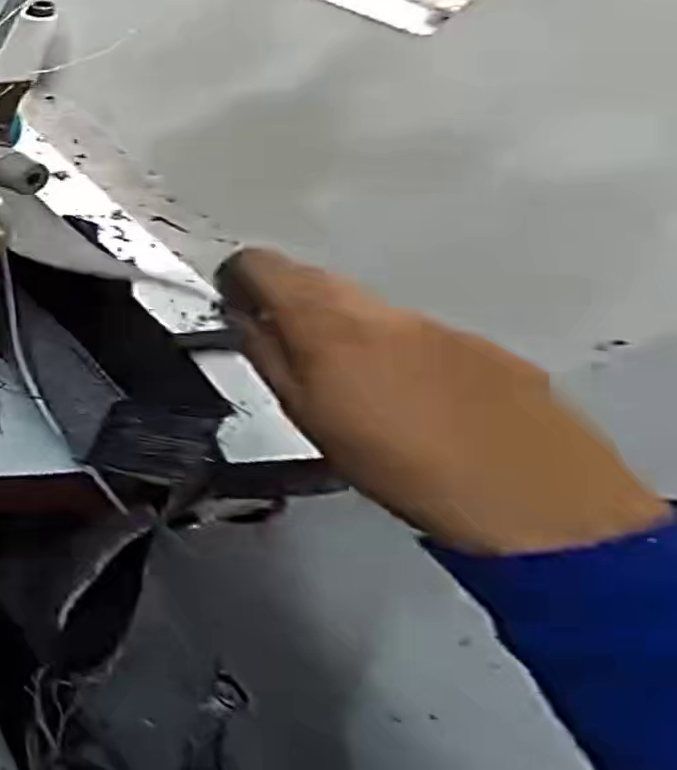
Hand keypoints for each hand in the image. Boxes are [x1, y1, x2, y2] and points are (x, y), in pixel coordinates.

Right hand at [219, 248, 668, 554]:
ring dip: (338, 323)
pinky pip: (413, 331)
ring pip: (364, 305)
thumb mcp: (301, 412)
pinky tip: (403, 393)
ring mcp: (436, 325)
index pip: (262, 264)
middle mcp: (379, 310)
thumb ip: (264, 354)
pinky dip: (390, 346)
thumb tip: (243, 319)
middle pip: (314, 278)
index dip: (239, 277)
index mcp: (324, 322)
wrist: (535, 505)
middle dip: (286, 298)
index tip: (234, 304)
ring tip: (341, 374)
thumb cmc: (392, 464)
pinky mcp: (483, 346)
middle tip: (277, 338)